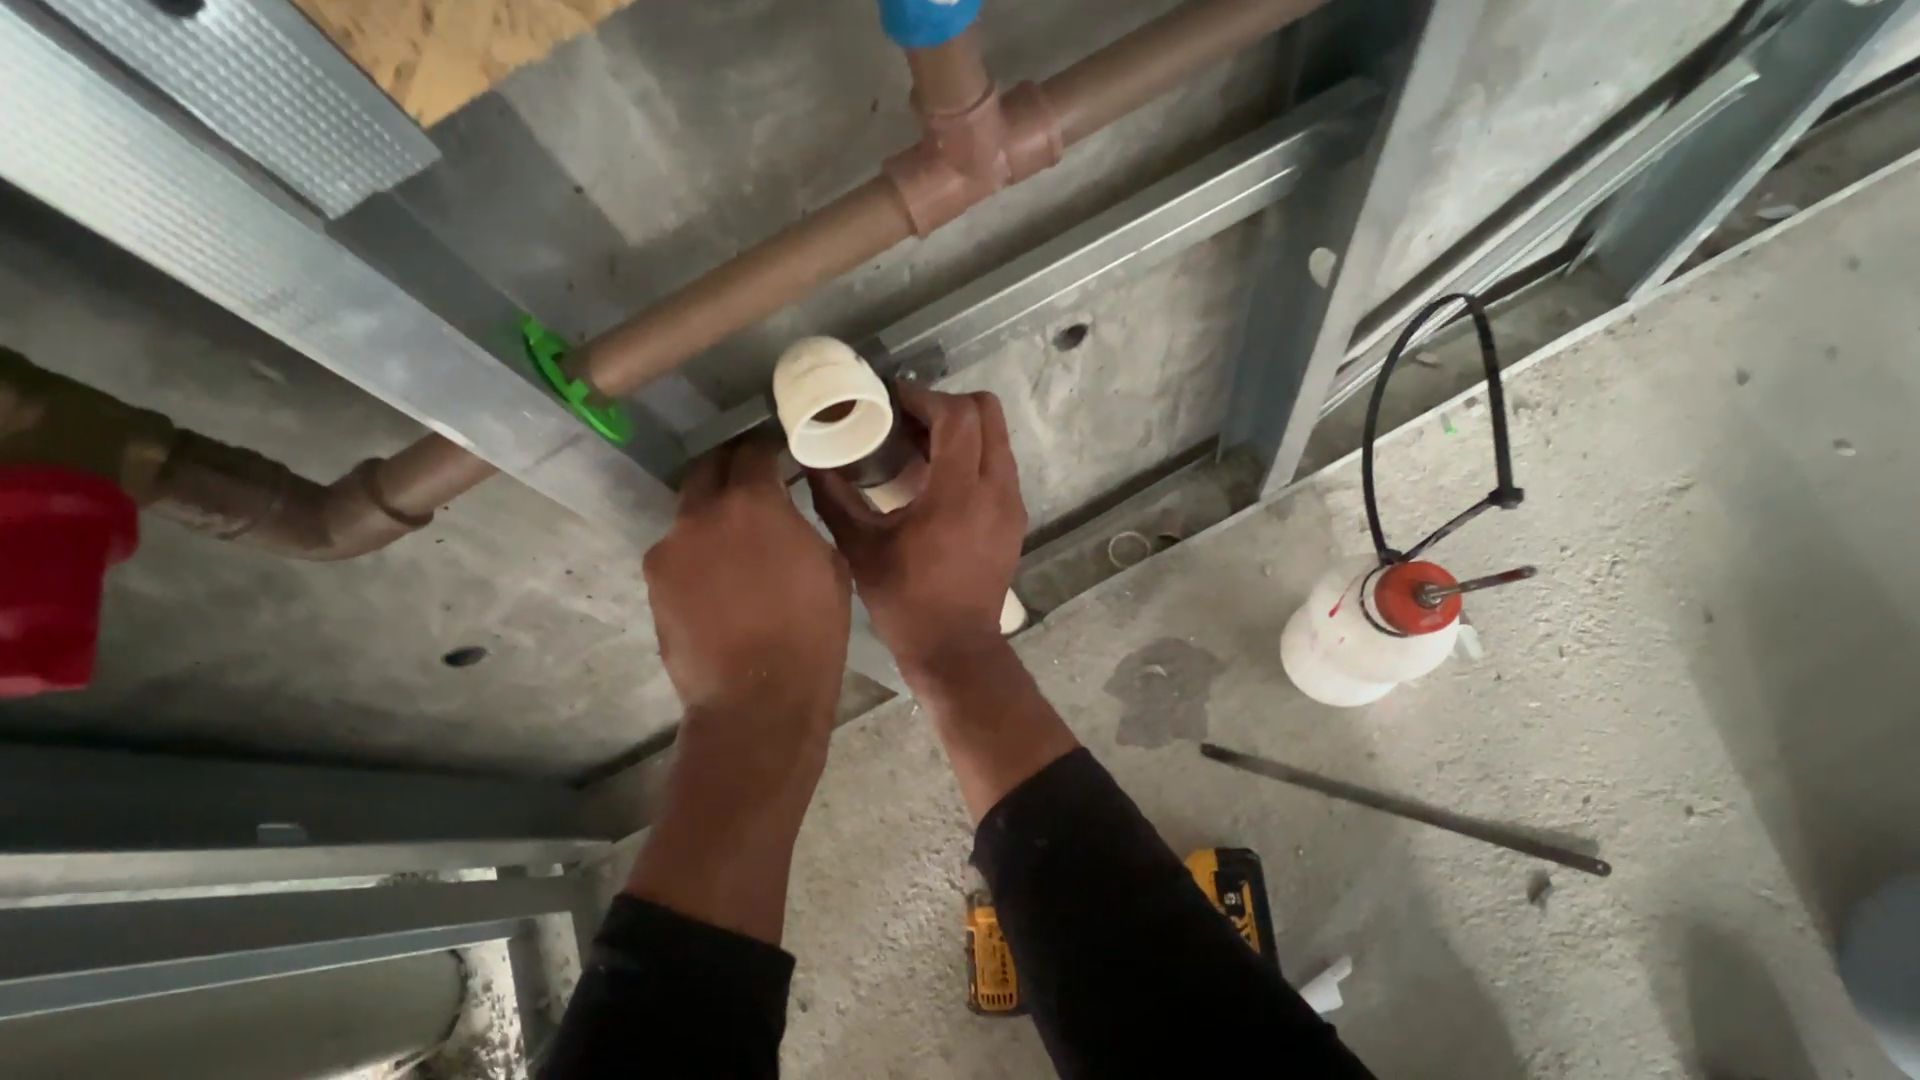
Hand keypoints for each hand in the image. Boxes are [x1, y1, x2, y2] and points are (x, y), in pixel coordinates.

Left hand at [644, 439, 851, 728]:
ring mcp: (670, 547)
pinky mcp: (654, 581)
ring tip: (732, 546)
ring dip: (710, 516)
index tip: (776, 459)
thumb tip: (783, 509)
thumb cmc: (811, 632)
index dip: (766, 452)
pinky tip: (715, 584)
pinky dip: (695, 555)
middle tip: (749, 486)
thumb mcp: (829, 565)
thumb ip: (799, 523)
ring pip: (689, 513)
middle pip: (707, 468)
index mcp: (753, 503)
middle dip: (729, 470)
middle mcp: (702, 513)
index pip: (752, 451)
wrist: (757, 696)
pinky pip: (677, 552)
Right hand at [807, 386, 1025, 678]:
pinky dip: (972, 455)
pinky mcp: (1015, 518)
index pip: (956, 416)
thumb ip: (834, 497)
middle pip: (987, 413)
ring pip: (997, 438)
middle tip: (907, 418)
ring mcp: (1012, 504)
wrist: (955, 648)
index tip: (891, 398)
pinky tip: (938, 477)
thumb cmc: (905, 600)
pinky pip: (999, 464)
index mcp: (958, 493)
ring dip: (961, 429)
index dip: (923, 396)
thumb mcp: (860, 547)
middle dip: (946, 404)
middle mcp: (995, 489)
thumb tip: (810, 459)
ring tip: (919, 445)